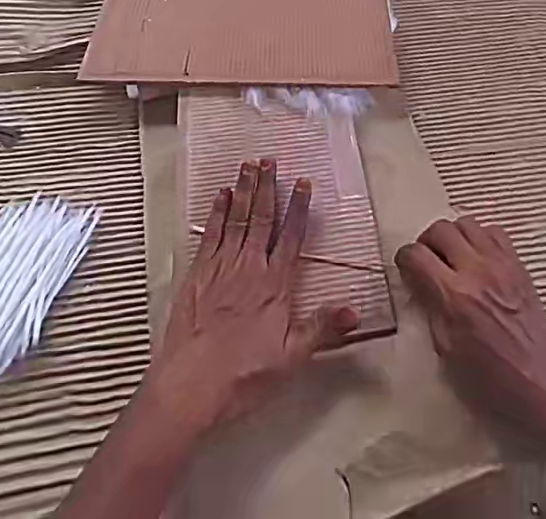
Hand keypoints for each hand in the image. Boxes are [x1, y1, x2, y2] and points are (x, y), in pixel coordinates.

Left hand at [144, 160, 360, 434]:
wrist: (189, 387)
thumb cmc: (243, 375)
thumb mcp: (290, 358)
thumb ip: (322, 329)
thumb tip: (356, 311)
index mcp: (275, 284)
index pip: (291, 237)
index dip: (298, 208)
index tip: (303, 183)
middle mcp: (249, 267)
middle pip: (261, 218)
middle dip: (267, 187)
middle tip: (270, 159)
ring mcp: (221, 267)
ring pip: (236, 219)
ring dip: (243, 190)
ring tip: (248, 165)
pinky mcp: (197, 274)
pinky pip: (210, 235)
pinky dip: (216, 213)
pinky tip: (221, 196)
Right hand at [396, 217, 545, 428]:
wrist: (538, 378)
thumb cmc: (489, 375)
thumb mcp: (446, 348)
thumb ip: (429, 308)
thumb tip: (418, 284)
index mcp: (454, 296)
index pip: (416, 255)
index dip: (404, 259)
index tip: (406, 268)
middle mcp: (476, 271)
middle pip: (440, 229)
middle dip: (426, 242)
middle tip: (427, 260)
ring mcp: (500, 263)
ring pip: (466, 223)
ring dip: (453, 236)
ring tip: (452, 256)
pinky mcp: (517, 263)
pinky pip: (493, 231)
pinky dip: (480, 238)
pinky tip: (477, 257)